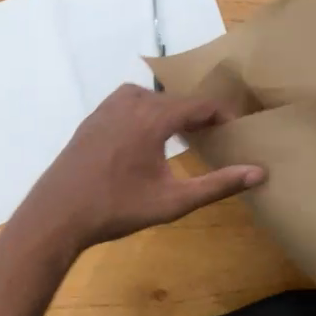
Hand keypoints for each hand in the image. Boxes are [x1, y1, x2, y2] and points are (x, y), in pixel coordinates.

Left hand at [18, 84, 263, 251]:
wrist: (55, 217)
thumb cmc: (117, 209)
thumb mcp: (173, 201)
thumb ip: (218, 185)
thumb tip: (260, 173)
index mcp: (154, 117)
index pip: (202, 105)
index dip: (222, 116)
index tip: (235, 131)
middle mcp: (133, 101)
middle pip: (178, 100)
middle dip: (198, 116)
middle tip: (213, 137)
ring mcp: (109, 106)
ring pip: (155, 98)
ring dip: (172, 112)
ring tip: (184, 135)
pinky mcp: (94, 116)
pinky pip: (132, 101)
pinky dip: (147, 111)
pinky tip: (148, 136)